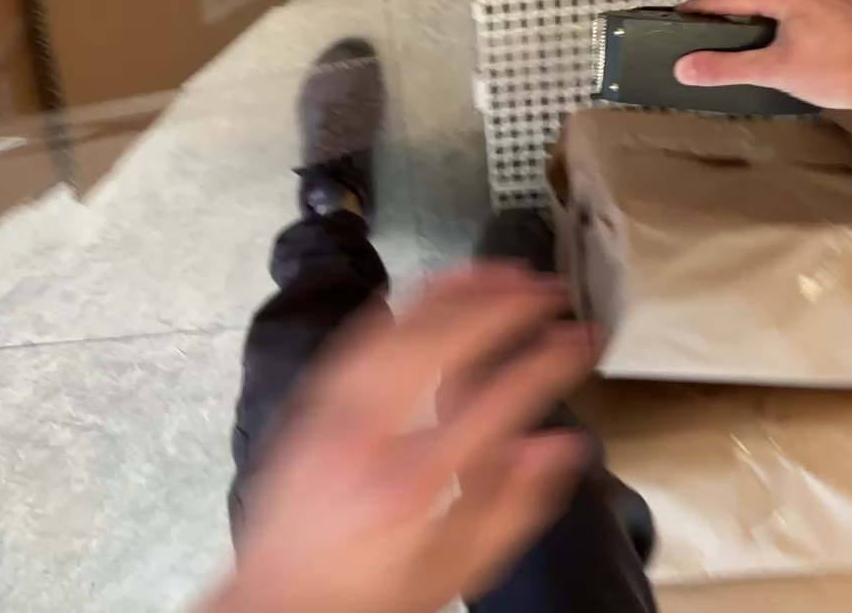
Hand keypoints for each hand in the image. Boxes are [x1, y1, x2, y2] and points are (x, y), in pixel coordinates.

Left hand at [209, 266, 596, 612]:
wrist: (274, 596)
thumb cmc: (366, 590)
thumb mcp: (453, 571)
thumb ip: (512, 507)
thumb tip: (560, 445)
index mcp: (415, 480)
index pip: (498, 399)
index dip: (549, 360)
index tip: (578, 338)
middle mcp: (373, 429)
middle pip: (447, 339)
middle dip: (504, 303)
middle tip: (546, 291)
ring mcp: (339, 404)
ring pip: (403, 320)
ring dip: (458, 287)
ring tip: (502, 271)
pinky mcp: (319, 395)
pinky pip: (366, 327)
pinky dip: (409, 299)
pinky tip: (436, 287)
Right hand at [673, 0, 851, 121]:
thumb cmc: (836, 71)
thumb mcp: (773, 71)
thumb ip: (726, 68)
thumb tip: (682, 68)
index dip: (707, 7)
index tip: (683, 10)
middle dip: (741, 12)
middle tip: (719, 28)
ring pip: (795, 4)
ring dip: (773, 18)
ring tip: (757, 38)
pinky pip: (819, 12)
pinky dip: (801, 24)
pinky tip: (802, 43)